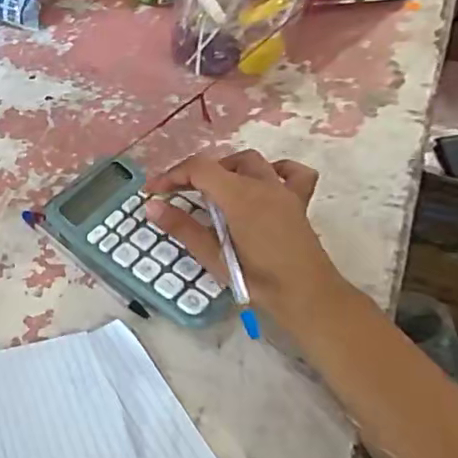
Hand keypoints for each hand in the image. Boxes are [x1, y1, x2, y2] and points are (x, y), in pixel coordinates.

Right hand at [146, 150, 349, 327]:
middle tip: (173, 195)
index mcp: (239, 196)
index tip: (152, 193)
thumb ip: (181, 227)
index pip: (198, 169)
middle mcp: (263, 185)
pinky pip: (290, 173)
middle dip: (191, 174)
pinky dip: (272, 170)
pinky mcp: (297, 202)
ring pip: (250, 162)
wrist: (306, 295)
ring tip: (210, 190)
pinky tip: (259, 184)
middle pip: (220, 163)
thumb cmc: (256, 279)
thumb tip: (151, 207)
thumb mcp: (211, 255)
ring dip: (224, 169)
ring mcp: (283, 191)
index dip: (170, 176)